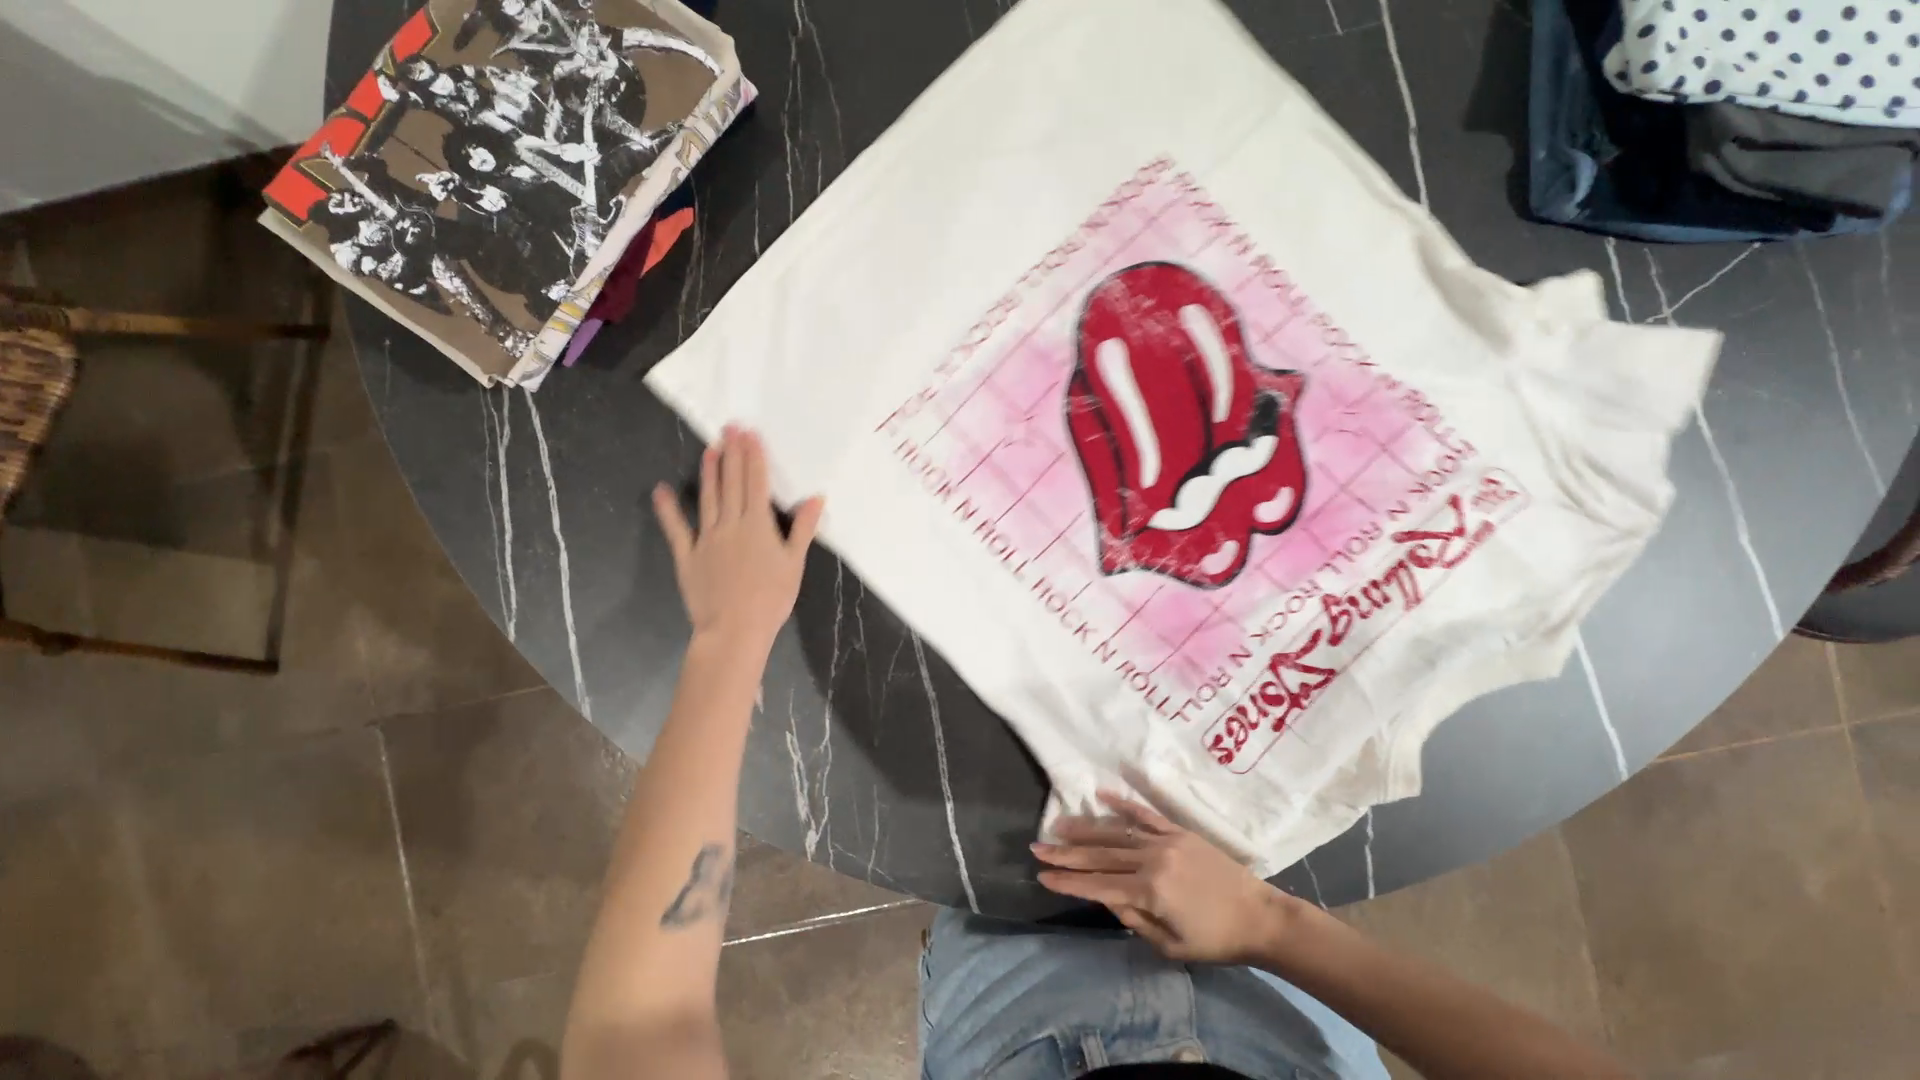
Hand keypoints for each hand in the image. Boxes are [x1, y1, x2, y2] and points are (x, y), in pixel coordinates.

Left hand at [652, 425, 824, 655]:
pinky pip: (676, 529)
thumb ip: (804, 529)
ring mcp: (706, 538)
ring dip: (709, 472)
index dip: (754, 456)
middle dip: (732, 454)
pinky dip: (667, 509)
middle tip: (730, 427)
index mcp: (758, 525)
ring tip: (710, 448)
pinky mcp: (688, 555)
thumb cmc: (771, 599)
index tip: (750, 433)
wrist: (734, 629)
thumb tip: (816, 498)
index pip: (756, 483)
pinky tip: (661, 490)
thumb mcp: (795, 564)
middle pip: (732, 483)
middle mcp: (731, 524)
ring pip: (708, 498)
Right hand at [1032, 793, 1303, 965]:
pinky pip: (1145, 815)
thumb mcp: (1170, 945)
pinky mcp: (1179, 831)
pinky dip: (1122, 804)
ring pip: (1116, 832)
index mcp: (1149, 892)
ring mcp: (1166, 842)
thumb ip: (1134, 920)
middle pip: (1100, 855)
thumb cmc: (1215, 941)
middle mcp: (1152, 861)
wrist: (1260, 917)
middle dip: (1066, 853)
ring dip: (1084, 828)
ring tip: (1057, 825)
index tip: (1041, 876)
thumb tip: (1106, 898)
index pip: (1097, 885)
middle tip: (1036, 848)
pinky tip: (1100, 795)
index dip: (1068, 882)